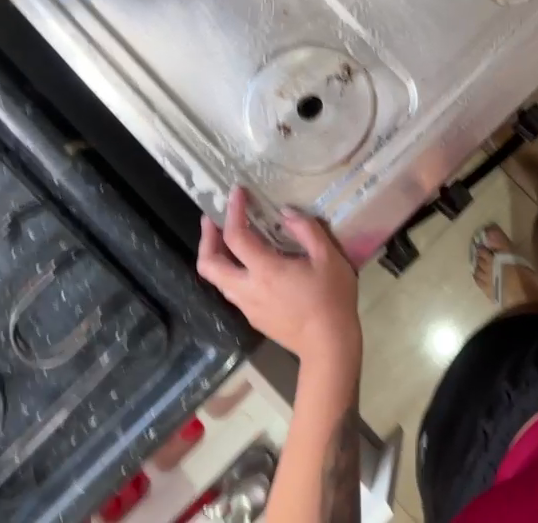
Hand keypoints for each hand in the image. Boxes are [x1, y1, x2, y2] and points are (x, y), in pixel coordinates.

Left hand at [197, 188, 360, 366]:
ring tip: (228, 240)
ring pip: (217, 280)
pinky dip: (231, 272)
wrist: (328, 344)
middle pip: (209, 265)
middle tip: (213, 219)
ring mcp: (248, 306)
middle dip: (206, 239)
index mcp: (265, 270)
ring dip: (216, 257)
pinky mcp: (253, 318)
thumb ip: (307, 230)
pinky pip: (232, 291)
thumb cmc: (331, 297)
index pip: (236, 236)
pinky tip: (249, 266)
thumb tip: (286, 213)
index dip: (232, 212)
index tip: (236, 193)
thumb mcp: (328, 257)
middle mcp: (248, 289)